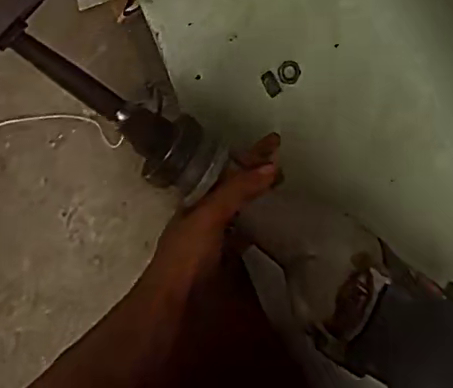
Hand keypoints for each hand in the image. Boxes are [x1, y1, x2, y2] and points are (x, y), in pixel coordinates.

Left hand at [148, 134, 279, 287]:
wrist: (169, 311)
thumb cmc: (185, 257)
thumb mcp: (209, 216)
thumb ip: (237, 190)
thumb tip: (272, 166)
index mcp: (199, 199)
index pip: (228, 168)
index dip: (250, 154)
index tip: (275, 141)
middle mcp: (206, 216)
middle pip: (236, 187)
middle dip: (258, 173)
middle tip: (283, 162)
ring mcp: (215, 240)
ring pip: (241, 209)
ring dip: (260, 197)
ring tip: (282, 187)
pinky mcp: (225, 264)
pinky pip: (247, 235)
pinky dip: (260, 226)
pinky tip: (273, 226)